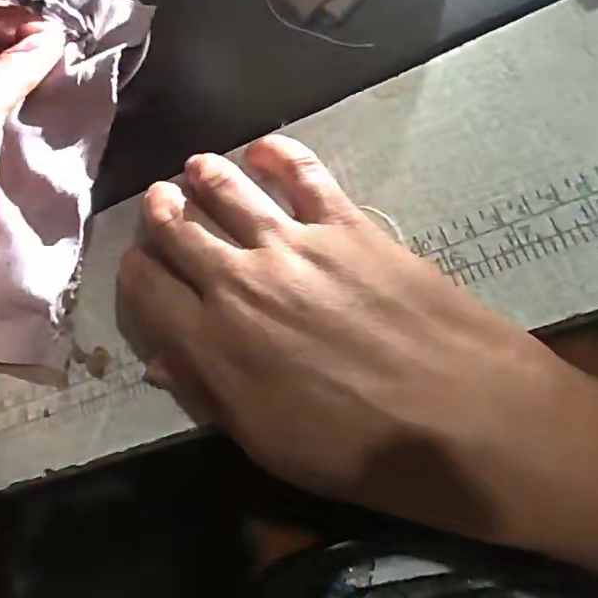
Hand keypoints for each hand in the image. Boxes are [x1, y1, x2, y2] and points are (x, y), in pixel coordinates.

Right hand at [118, 135, 597, 536]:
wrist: (462, 419)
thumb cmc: (358, 450)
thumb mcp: (266, 441)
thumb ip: (208, 391)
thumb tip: (163, 359)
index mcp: (213, 339)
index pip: (148, 287)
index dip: (135, 270)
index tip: (137, 264)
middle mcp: (240, 280)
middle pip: (180, 229)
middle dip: (161, 212)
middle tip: (158, 201)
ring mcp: (295, 245)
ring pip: (230, 191)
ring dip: (205, 175)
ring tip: (195, 167)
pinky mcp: (348, 225)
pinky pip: (303, 175)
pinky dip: (279, 154)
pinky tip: (263, 147)